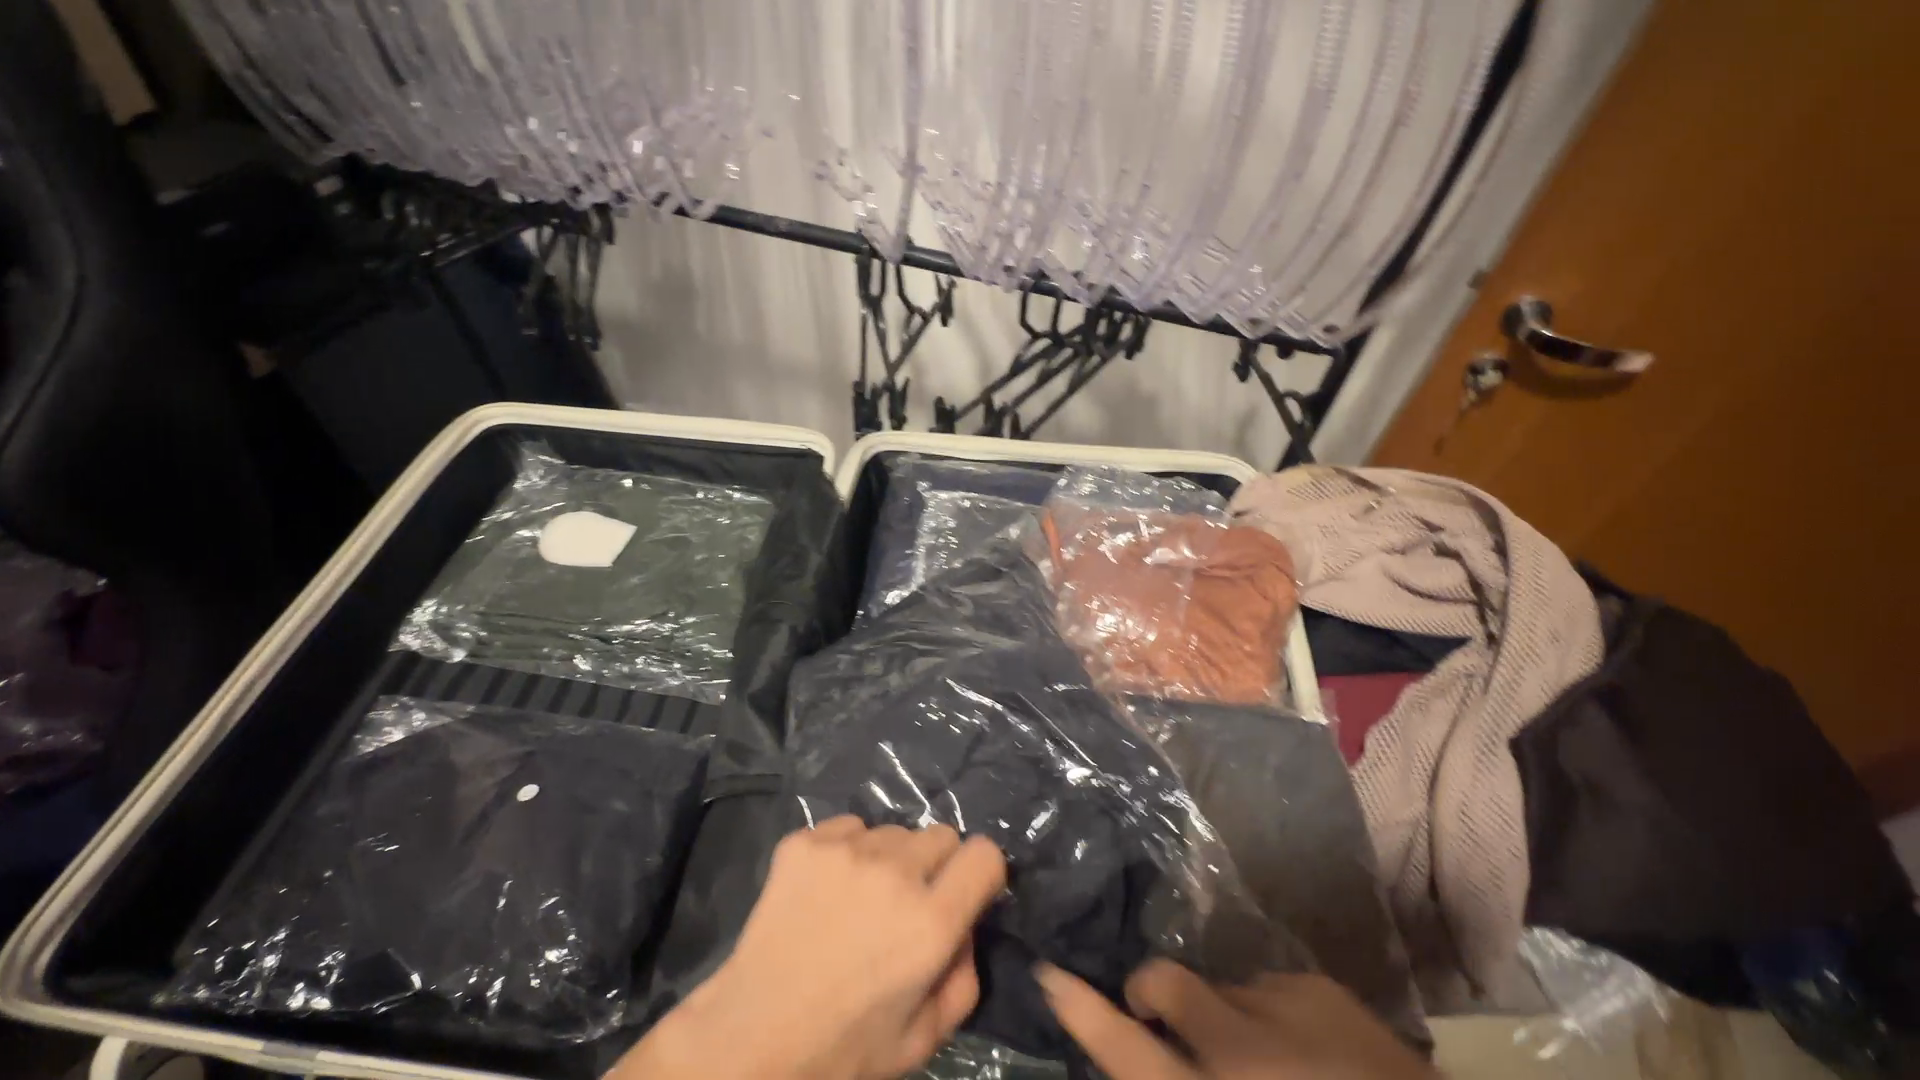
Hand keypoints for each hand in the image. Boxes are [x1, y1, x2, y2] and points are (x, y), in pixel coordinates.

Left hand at [609, 816, 1006, 1079]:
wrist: (753, 1036)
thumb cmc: (845, 1047)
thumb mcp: (926, 1036)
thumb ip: (964, 977)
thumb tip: (967, 925)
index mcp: (931, 923)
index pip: (985, 854)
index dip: (980, 874)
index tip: (964, 894)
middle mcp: (894, 873)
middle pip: (941, 835)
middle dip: (935, 866)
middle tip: (908, 903)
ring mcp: (845, 852)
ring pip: (894, 831)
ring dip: (890, 858)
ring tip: (860, 900)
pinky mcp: (804, 844)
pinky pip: (849, 827)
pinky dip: (847, 851)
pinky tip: (828, 890)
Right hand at [1036, 959, 1437, 1079]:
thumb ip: (1180, 1071)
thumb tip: (1154, 1053)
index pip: (1123, 1046)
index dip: (1081, 1009)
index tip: (1050, 974)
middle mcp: (1234, 1044)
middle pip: (1161, 983)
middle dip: (1150, 991)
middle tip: (1169, 1024)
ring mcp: (1281, 1007)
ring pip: (1218, 984)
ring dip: (1221, 1013)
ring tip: (1263, 1054)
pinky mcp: (1321, 988)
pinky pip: (1268, 984)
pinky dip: (1269, 1010)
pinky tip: (1305, 1046)